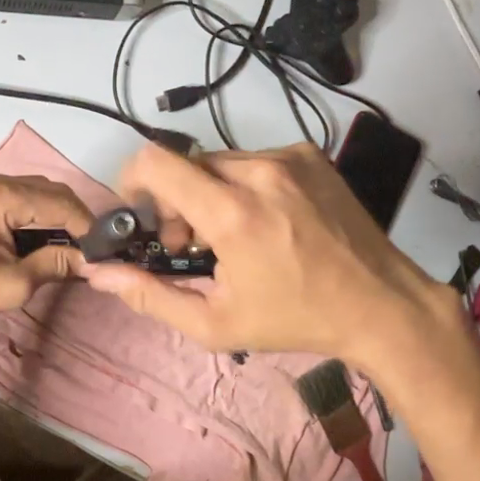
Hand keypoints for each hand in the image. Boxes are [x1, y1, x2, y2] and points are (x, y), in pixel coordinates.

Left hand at [0, 171, 91, 339]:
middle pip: (49, 191)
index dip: (88, 227)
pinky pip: (13, 198)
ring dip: (53, 217)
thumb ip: (55, 265)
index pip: (61, 203)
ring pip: (33, 193)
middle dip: (73, 220)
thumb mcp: (12, 284)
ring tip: (68, 251)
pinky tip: (39, 243)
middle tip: (89, 253)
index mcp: (0, 195)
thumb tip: (90, 262)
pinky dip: (32, 216)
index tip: (105, 251)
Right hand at [82, 142, 460, 359]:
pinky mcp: (310, 156)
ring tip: (233, 235)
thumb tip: (99, 274)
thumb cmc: (294, 319)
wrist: (381, 303)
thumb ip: (150, 296)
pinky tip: (267, 221)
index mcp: (232, 213)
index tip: (142, 214)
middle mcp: (258, 171)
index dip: (132, 180)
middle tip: (195, 245)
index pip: (156, 162)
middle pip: (186, 165)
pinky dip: (245, 185)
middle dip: (176, 201)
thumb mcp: (215, 324)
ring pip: (220, 162)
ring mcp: (289, 159)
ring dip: (210, 193)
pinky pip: (255, 160)